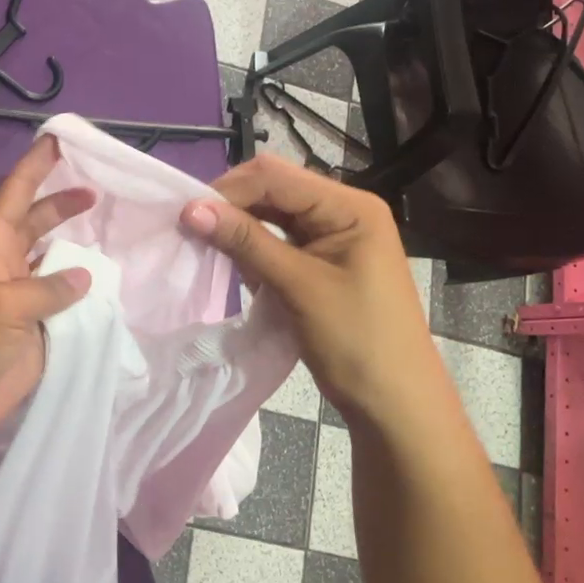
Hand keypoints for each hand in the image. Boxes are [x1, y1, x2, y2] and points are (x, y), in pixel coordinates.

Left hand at [0, 135, 94, 457]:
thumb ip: (46, 289)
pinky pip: (68, 310)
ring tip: (117, 241)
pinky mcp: (38, 336)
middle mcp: (9, 269)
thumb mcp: (0, 307)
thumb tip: (85, 278)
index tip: (56, 139)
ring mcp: (24, 303)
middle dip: (63, 206)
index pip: (15, 197)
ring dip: (82, 255)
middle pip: (39, 226)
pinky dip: (89, 301)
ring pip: (57, 267)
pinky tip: (115, 293)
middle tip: (98, 190)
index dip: (34, 168)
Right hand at [180, 155, 441, 422]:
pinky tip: (240, 270)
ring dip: (241, 230)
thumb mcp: (298, 286)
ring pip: (272, 215)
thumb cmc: (357, 341)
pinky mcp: (323, 262)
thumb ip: (246, 242)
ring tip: (212, 253)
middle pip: (273, 190)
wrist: (397, 406)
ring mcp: (334, 237)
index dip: (229, 190)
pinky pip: (279, 240)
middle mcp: (343, 211)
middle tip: (194, 233)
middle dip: (232, 208)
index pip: (275, 176)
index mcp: (350, 206)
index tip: (187, 217)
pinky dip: (254, 250)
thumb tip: (190, 209)